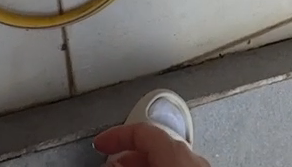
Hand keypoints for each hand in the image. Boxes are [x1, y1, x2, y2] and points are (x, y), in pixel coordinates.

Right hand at [93, 122, 209, 166]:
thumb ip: (123, 163)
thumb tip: (108, 162)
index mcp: (176, 148)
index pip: (141, 129)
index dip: (116, 133)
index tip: (100, 141)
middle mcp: (191, 154)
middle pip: (154, 142)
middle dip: (129, 150)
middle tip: (109, 160)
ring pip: (166, 155)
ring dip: (142, 161)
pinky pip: (176, 166)